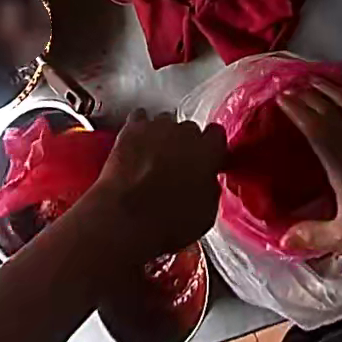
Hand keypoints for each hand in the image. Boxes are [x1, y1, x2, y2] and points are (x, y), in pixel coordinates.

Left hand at [81, 111, 227, 263]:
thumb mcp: (204, 215)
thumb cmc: (167, 223)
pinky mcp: (133, 129)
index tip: (206, 158)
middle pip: (190, 128)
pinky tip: (136, 143)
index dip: (210, 147)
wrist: (125, 219)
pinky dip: (139, 128)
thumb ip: (211, 189)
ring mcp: (158, 127)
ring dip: (162, 136)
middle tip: (176, 165)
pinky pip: (139, 118)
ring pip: (165, 122)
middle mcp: (185, 133)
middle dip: (185, 143)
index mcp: (208, 152)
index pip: (216, 135)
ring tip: (153, 157)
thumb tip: (207, 182)